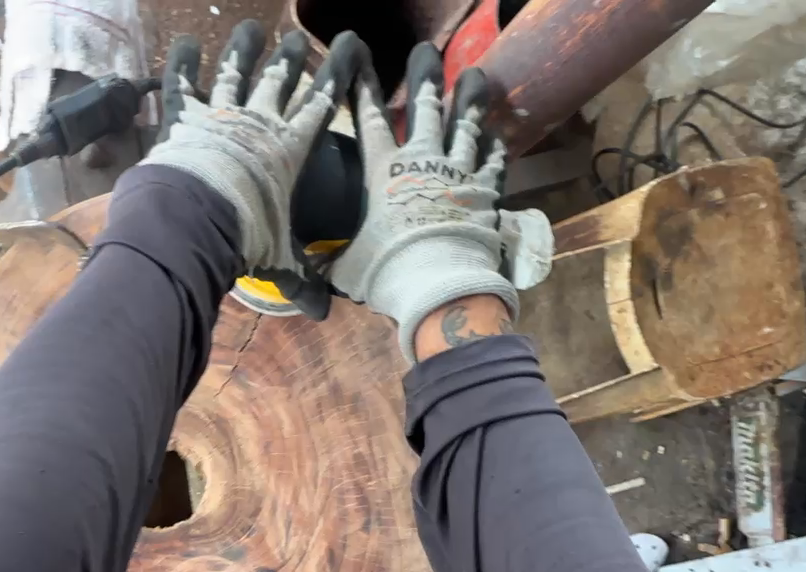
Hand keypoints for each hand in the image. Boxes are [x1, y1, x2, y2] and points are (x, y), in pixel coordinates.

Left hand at [141, 23, 363, 271]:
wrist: (199, 218)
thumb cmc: (247, 235)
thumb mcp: (279, 259)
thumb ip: (301, 281)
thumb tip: (322, 314)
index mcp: (290, 149)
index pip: (321, 105)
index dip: (337, 75)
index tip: (351, 47)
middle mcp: (260, 122)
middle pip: (280, 82)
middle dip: (292, 59)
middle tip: (299, 42)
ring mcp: (222, 114)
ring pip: (236, 72)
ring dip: (243, 50)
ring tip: (250, 29)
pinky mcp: (185, 118)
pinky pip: (181, 84)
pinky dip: (180, 63)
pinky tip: (182, 43)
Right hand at [330, 46, 552, 361]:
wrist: (435, 284)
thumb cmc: (384, 272)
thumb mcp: (347, 267)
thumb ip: (331, 259)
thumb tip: (311, 268)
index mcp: (382, 171)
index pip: (368, 118)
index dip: (362, 86)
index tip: (357, 56)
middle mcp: (421, 159)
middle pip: (424, 106)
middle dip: (424, 76)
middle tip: (427, 53)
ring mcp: (457, 170)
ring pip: (465, 124)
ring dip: (468, 99)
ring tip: (473, 76)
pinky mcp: (486, 189)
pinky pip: (492, 160)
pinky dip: (494, 146)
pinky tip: (494, 135)